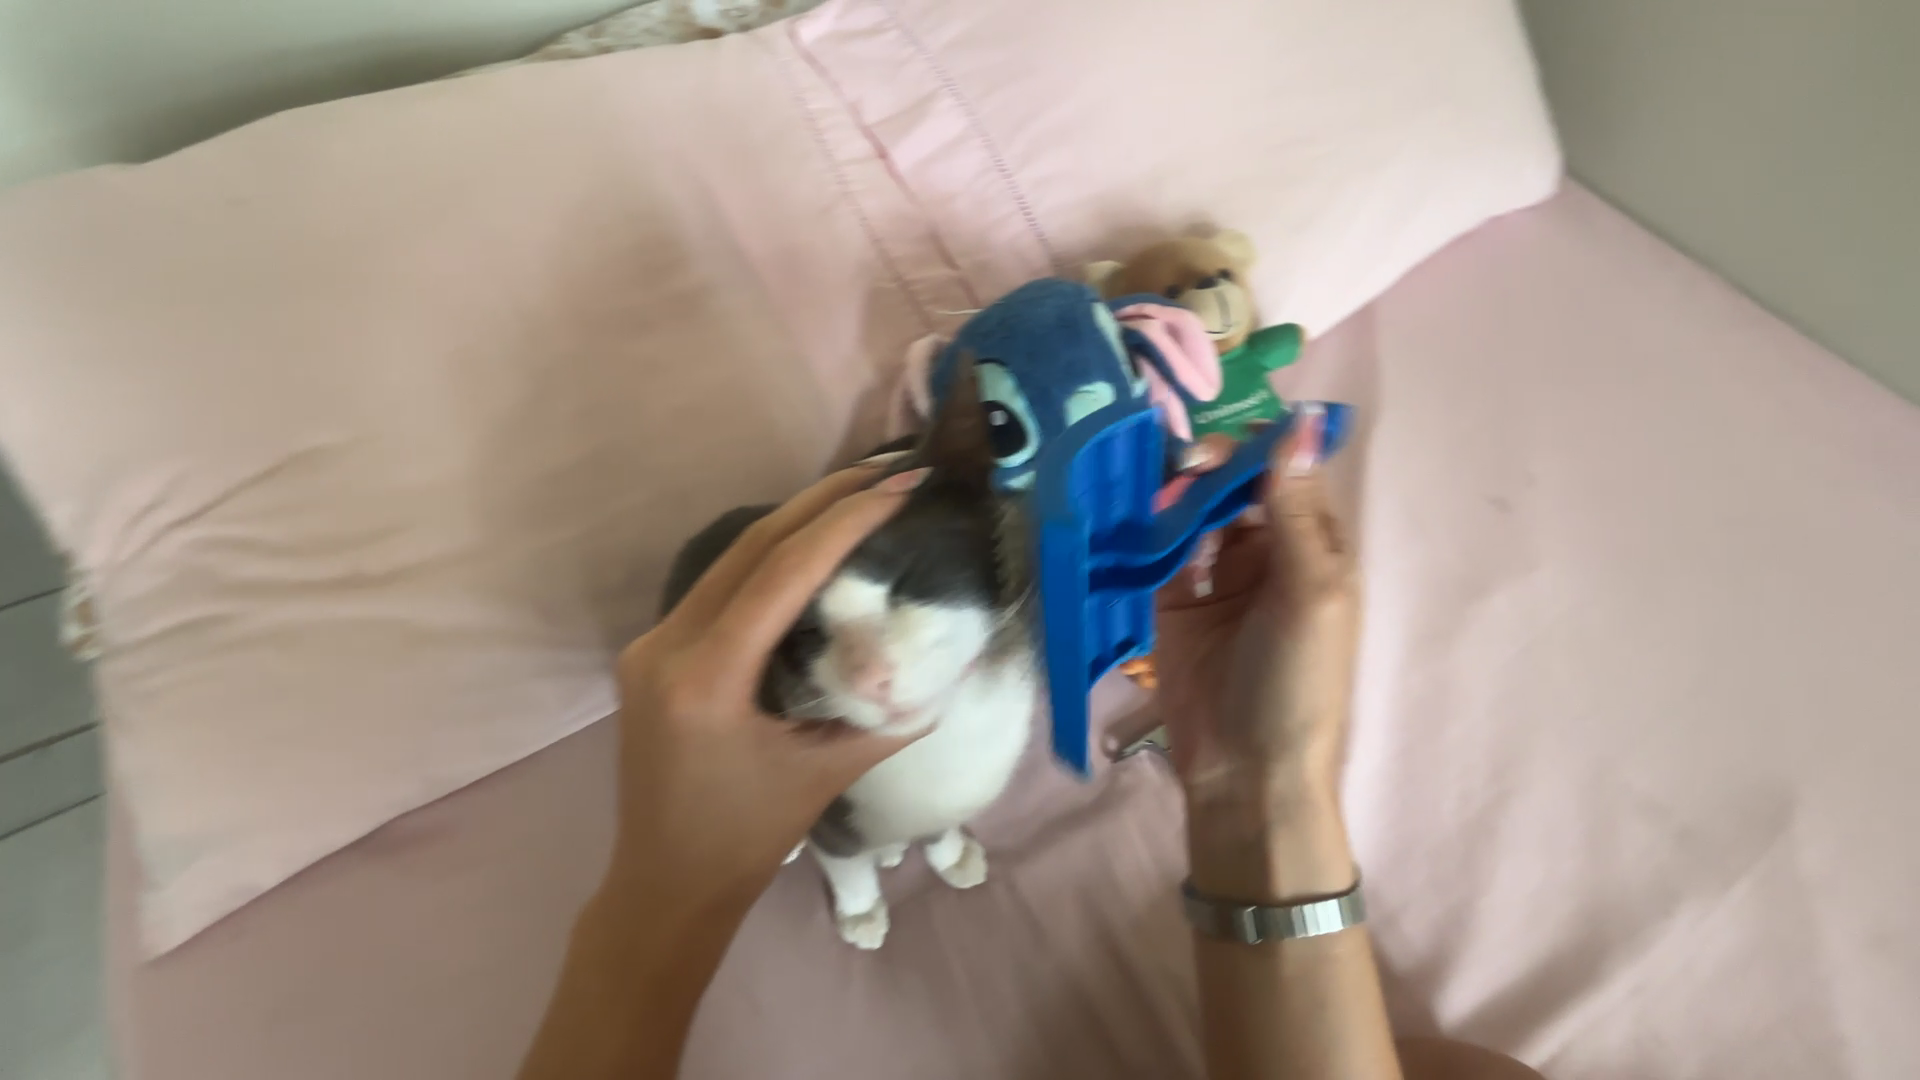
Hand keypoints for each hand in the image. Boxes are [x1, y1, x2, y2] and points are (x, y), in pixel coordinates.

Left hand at [606, 461, 929, 916]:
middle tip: (887, 469)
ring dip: (797, 520)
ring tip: (859, 492)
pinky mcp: (654, 650)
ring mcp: (652, 642)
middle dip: (824, 498)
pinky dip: (772, 556)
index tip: (900, 486)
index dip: (846, 520)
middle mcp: (667, 644)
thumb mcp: (827, 773)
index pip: (783, 570)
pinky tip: (812, 546)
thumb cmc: (747, 837)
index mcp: (707, 676)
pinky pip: (721, 585)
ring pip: (732, 557)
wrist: (665, 883)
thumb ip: (888, 715)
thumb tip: (942, 667)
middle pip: (752, 544)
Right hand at [1152, 410, 1361, 898]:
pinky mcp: (1172, 601)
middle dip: (1214, 469)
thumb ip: (1295, 509)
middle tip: (1186, 465)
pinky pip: (1160, 551)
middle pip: (1238, 491)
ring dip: (1180, 494)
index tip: (1231, 434)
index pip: (1289, 478)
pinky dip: (1149, 529)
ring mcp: (1215, 578)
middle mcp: (1265, 555)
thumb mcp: (1310, 591)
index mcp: (1312, 550)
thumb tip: (1305, 422)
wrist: (1243, 769)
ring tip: (1160, 485)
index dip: (1265, 449)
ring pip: (1196, 515)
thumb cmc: (1295, 681)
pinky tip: (1137, 512)